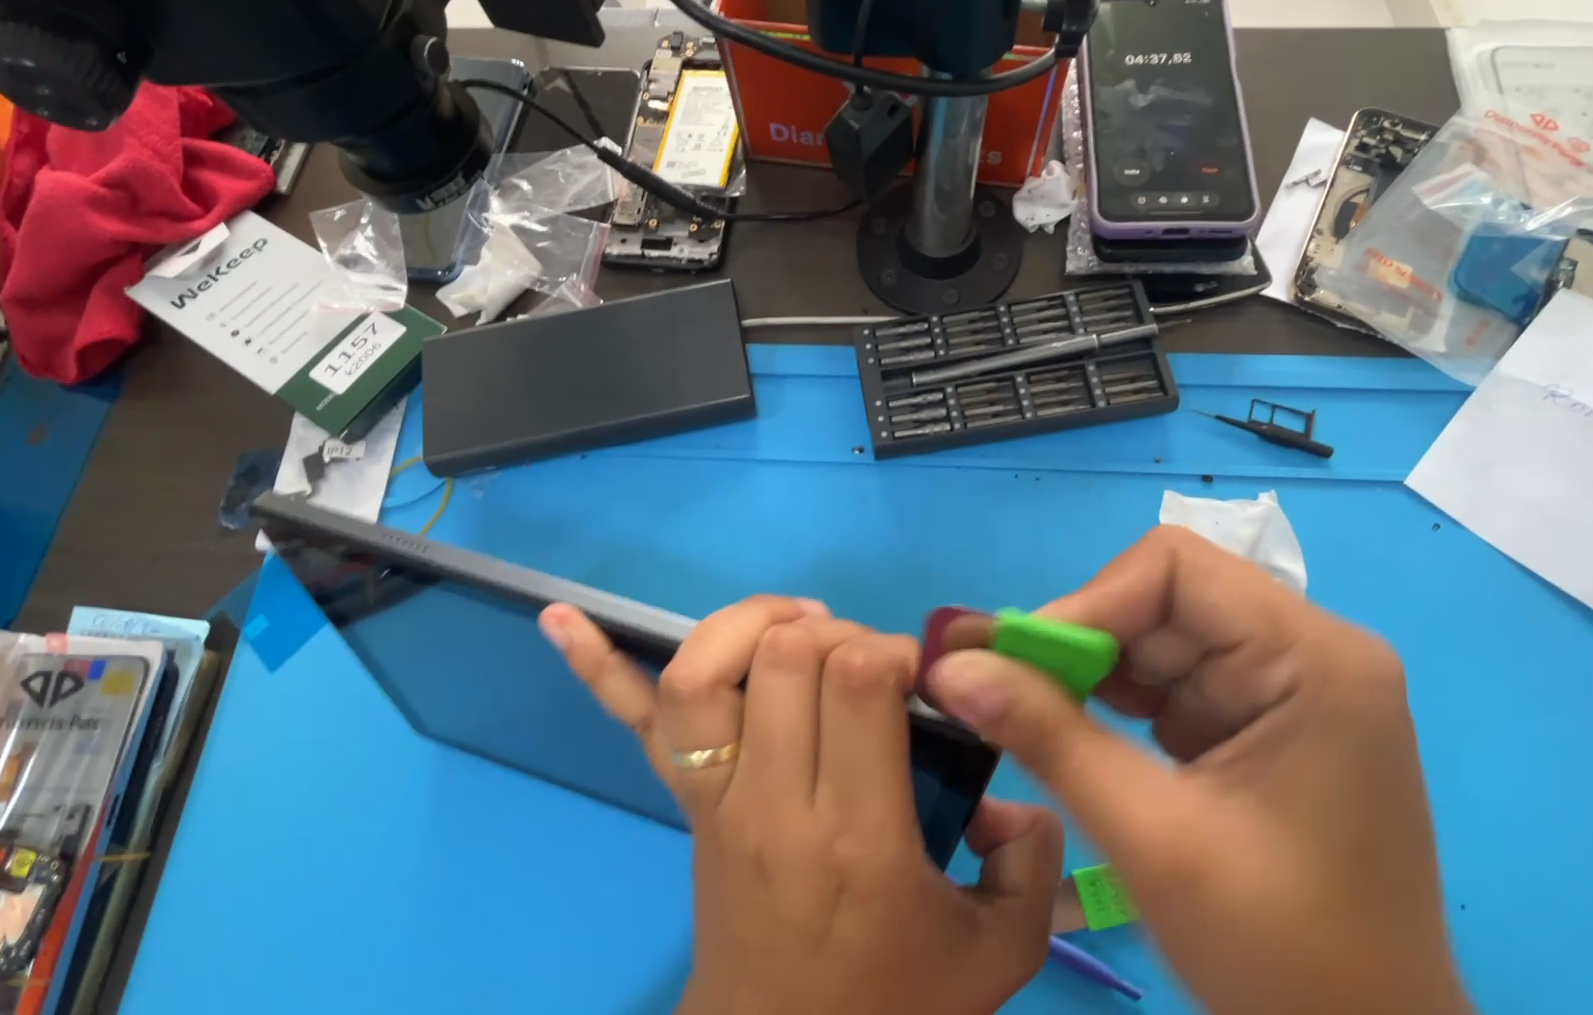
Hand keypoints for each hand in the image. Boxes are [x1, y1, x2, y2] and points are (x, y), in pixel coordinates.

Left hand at [541, 597, 1064, 1014]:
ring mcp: (714, 795)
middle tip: (871, 664)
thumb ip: (1032, 858)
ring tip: (798, 625)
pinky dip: (595, 662)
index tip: (920, 678)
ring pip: (701, 671)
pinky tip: (561, 616)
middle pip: (784, 658)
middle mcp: (772, 800)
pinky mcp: (684, 799)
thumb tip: (1010, 785)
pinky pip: (632, 721)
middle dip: (839, 635)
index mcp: (856, 834)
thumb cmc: (892, 1003)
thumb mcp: (999, 950)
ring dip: (749, 622)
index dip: (893, 652)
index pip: (856, 683)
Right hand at [926, 528, 1470, 1014]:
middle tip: (1000, 692)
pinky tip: (1076, 738)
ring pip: (1154, 639)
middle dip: (1077, 643)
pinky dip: (1110, 703)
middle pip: (1160, 600)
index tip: (1018, 664)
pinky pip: (1167, 681)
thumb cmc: (1280, 949)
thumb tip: (948, 666)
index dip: (1085, 602)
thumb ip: (1047, 737)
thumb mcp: (1151, 837)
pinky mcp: (1257, 721)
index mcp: (1312, 658)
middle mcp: (1304, 651)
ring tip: (1029, 718)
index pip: (1173, 569)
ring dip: (1088, 675)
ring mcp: (1282, 687)